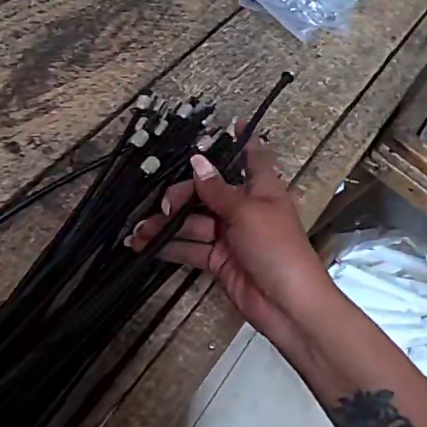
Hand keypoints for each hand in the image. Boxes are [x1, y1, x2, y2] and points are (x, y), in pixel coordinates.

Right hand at [125, 135, 337, 351]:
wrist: (287, 305)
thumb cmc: (277, 249)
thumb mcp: (247, 212)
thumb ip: (218, 190)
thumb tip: (198, 162)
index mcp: (263, 189)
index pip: (254, 157)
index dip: (245, 140)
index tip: (234, 122)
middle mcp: (246, 209)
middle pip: (210, 192)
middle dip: (184, 195)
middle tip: (164, 204)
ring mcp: (231, 236)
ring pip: (195, 222)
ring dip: (168, 225)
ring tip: (138, 230)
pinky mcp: (219, 261)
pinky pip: (190, 248)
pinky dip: (169, 247)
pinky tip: (144, 245)